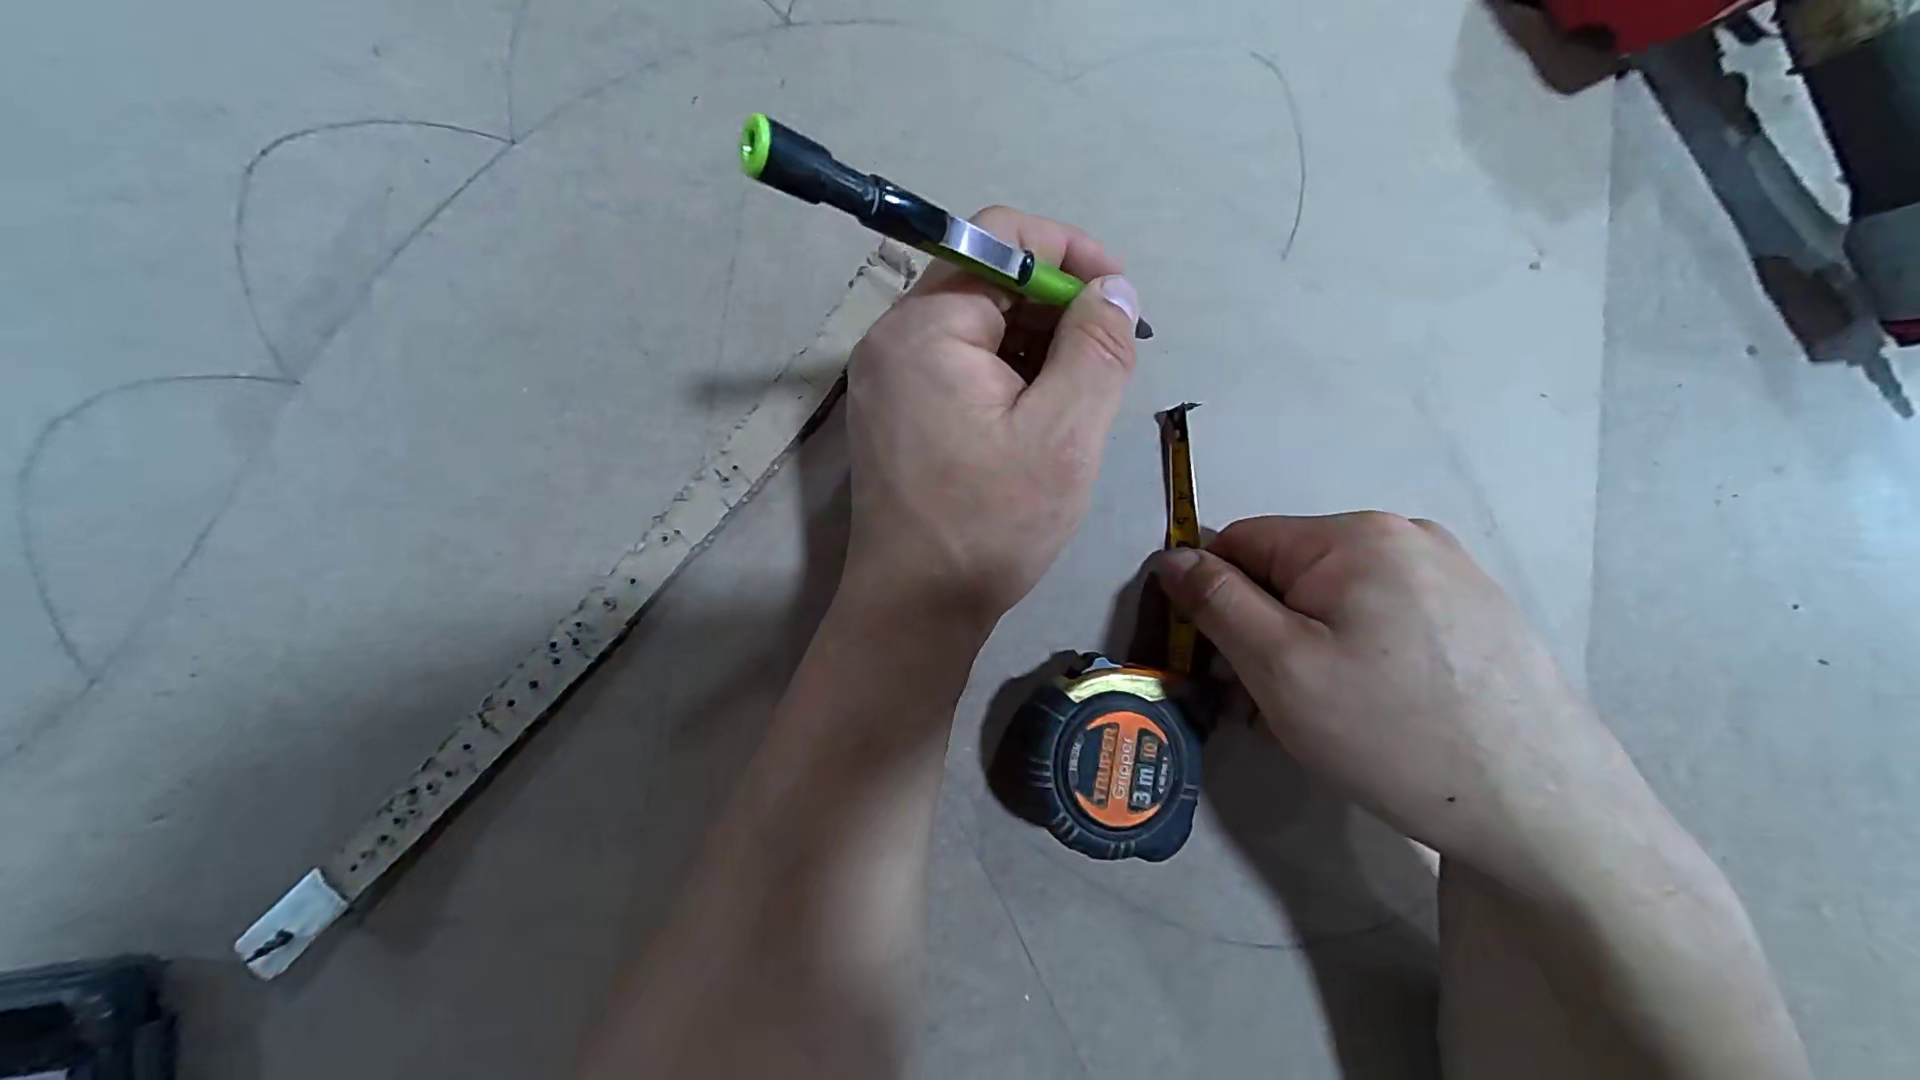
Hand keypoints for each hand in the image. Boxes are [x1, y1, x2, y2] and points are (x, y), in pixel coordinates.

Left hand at [841, 207, 1143, 624]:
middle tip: (1105, 363)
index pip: (1001, 240)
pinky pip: (958, 369)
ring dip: (1035, 349)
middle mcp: (893, 340)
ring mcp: (888, 380)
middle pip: (986, 283)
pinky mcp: (896, 414)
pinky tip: (1035, 420)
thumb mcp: (1064, 434)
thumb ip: (1096, 348)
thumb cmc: (991, 524)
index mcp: (925, 328)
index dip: (1071, 255)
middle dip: (1056, 310)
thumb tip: (1114, 290)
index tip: (1120, 300)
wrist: (917, 606)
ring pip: (976, 330)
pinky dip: (1006, 378)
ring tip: (1074, 401)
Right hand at [1153, 513, 1660, 887]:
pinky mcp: (1476, 612)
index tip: (1223, 664)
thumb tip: (1172, 556)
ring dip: (1304, 645)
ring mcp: (1450, 572)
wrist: (1546, 817)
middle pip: (1287, 570)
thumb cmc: (1390, 733)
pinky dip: (1352, 651)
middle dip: (1261, 628)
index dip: (1216, 600)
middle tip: (1270, 701)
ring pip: (1331, 596)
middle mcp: (1408, 535)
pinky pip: (1380, 615)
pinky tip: (1372, 706)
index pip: (1240, 543)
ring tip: (1322, 712)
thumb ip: (1215, 601)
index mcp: (1357, 534)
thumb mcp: (1279, 666)